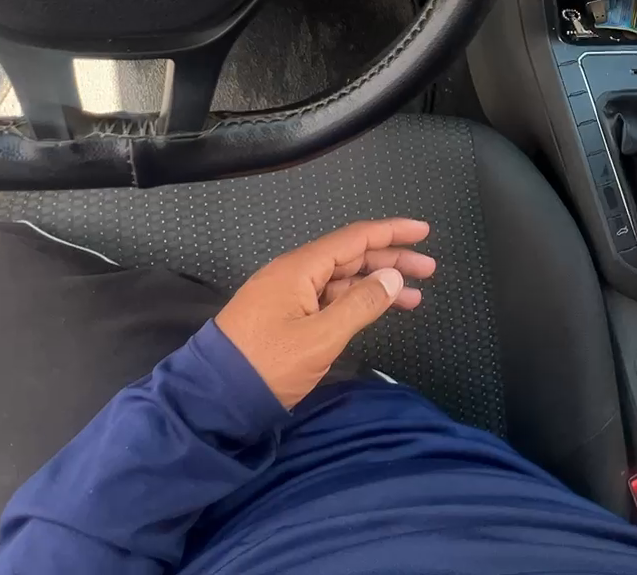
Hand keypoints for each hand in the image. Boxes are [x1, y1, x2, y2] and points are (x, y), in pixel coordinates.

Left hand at [215, 219, 435, 407]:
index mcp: (300, 268)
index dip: (392, 232)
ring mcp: (289, 296)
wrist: (207, 405)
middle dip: (392, 260)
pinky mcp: (285, 318)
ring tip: (415, 296)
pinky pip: (330, 298)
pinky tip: (379, 309)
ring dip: (379, 283)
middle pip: (352, 256)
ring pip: (344, 279)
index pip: (355, 238)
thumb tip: (394, 276)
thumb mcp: (319, 338)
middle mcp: (295, 274)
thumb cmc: (266, 366)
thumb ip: (361, 304)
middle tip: (429, 269)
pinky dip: (359, 301)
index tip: (424, 232)